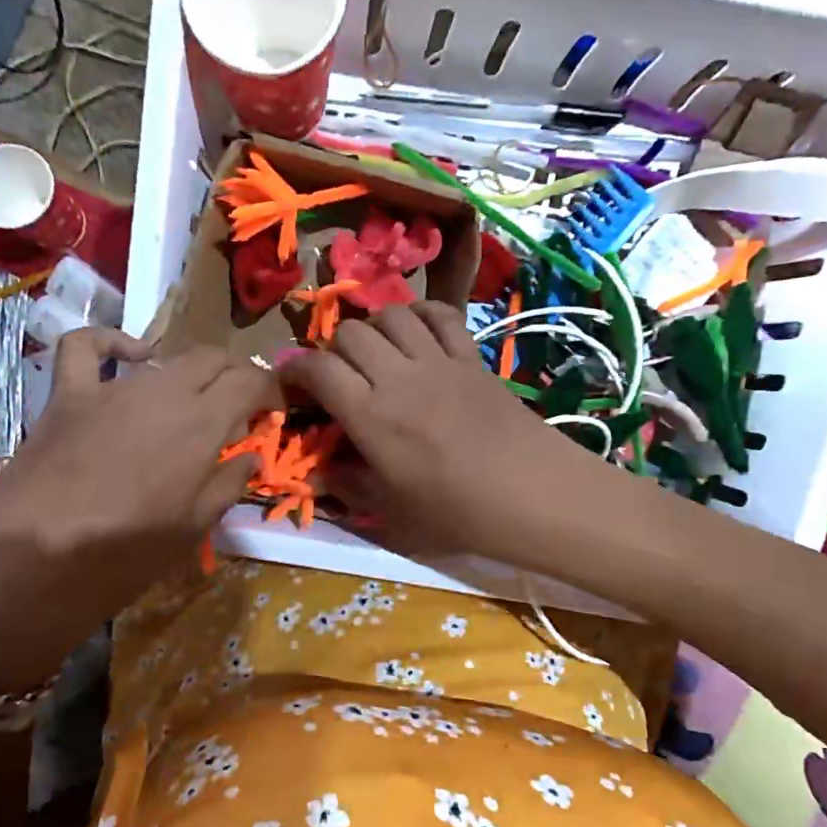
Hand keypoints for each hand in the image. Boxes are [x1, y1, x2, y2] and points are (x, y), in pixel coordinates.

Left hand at [0, 329, 272, 687]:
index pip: (249, 381)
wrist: (31, 563)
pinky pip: (86, 348)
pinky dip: (112, 342)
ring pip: (166, 359)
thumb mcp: (194, 528)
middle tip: (239, 408)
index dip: (269, 389)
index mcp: (201, 423)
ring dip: (190, 376)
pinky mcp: (68, 395)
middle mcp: (162, 392)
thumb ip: (229, 482)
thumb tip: (250, 455)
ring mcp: (111, 388)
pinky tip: (131, 355)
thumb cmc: (124, 555)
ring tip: (192, 405)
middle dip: (235, 376)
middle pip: (212, 360)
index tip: (273, 411)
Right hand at [281, 302, 618, 565]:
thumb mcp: (393, 511)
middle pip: (351, 334)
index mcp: (372, 416)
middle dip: (334, 349)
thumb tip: (319, 472)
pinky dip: (421, 314)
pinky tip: (417, 332)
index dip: (296, 370)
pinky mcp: (471, 358)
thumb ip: (349, 486)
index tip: (292, 383)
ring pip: (392, 315)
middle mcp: (399, 377)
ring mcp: (439, 361)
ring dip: (374, 328)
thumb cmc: (458, 513)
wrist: (533, 495)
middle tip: (340, 376)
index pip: (319, 370)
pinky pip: (441, 315)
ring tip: (377, 354)